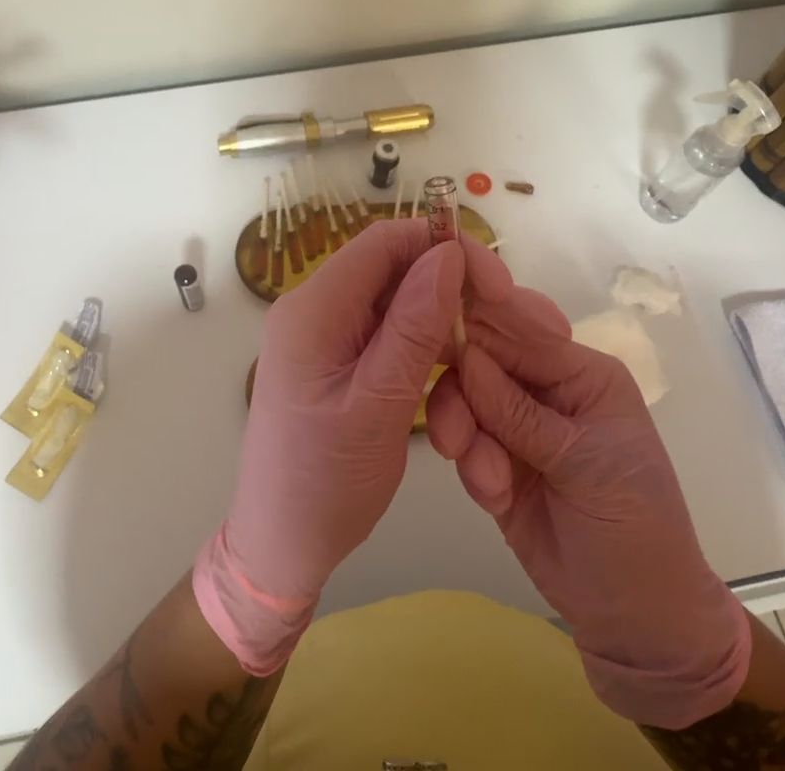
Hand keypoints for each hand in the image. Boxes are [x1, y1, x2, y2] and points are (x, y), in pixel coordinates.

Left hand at [194, 219, 462, 674]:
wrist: (282, 542)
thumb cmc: (324, 482)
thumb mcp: (378, 404)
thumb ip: (414, 328)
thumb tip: (449, 256)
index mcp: (312, 311)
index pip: (383, 243)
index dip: (444, 248)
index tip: (497, 282)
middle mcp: (313, 311)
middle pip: (390, 267)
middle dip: (448, 283)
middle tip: (502, 319)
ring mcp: (323, 337)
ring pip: (393, 299)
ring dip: (440, 316)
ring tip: (485, 348)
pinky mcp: (336, 363)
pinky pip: (386, 332)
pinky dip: (422, 342)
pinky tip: (453, 366)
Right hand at [424, 239, 750, 728]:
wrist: (633, 614)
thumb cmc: (634, 527)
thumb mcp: (589, 464)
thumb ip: (521, 412)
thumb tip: (465, 357)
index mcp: (581, 373)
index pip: (522, 323)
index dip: (480, 299)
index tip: (434, 278)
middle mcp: (544, 390)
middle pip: (481, 357)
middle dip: (462, 386)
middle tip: (450, 426)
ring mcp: (516, 427)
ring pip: (462, 400)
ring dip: (463, 434)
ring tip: (487, 477)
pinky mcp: (494, 464)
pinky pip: (462, 443)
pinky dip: (469, 465)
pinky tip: (493, 494)